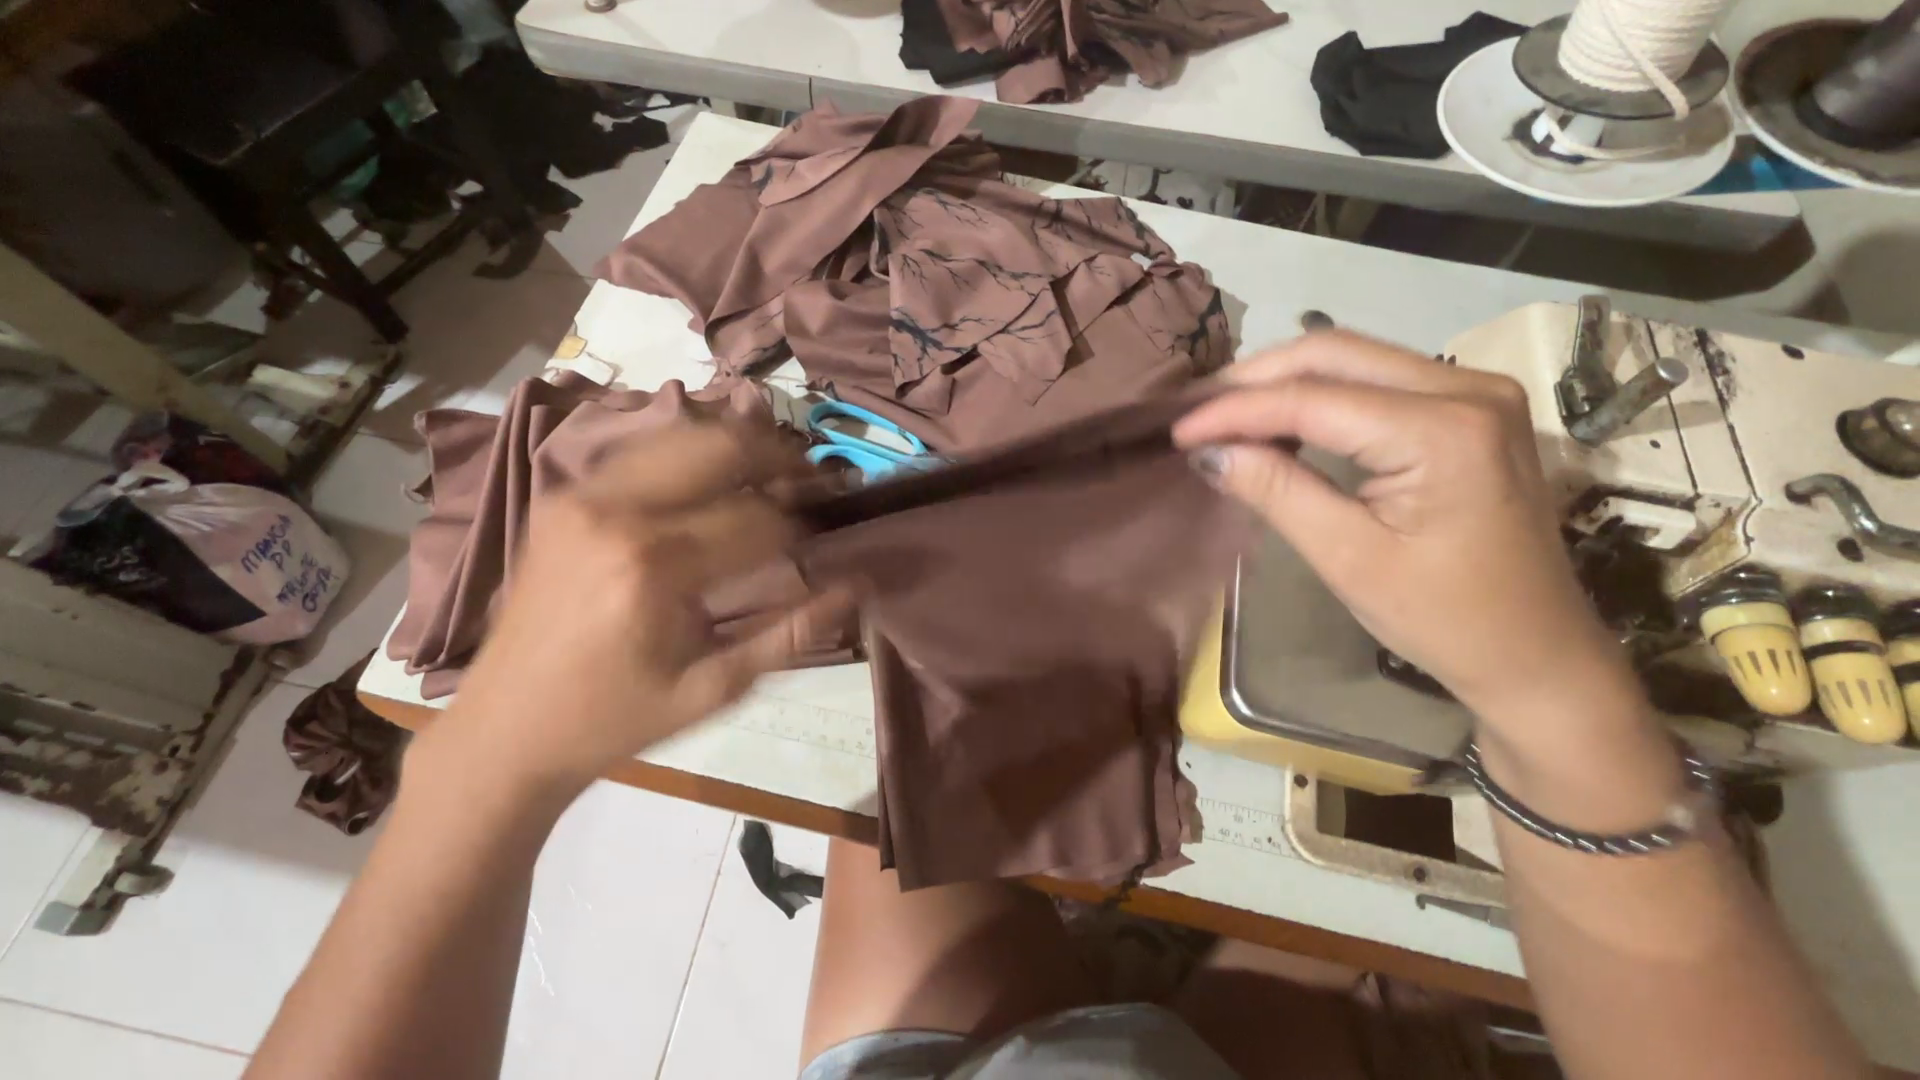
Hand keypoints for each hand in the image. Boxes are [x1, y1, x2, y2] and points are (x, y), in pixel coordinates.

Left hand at [421, 421, 851, 793]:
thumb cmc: (615, 719)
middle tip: (815, 481)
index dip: (803, 524)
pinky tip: (715, 485)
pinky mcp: (562, 498)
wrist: (505, 728)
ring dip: (738, 448)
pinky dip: (691, 458)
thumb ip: (788, 633)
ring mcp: (580, 496)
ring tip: (774, 477)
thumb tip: (854, 586)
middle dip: (780, 458)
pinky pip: (644, 454)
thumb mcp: (712, 689)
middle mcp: (613, 511)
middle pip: (719, 446)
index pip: (756, 518)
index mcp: (652, 566)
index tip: (828, 534)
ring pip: (681, 435)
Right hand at [1173, 331, 1636, 721]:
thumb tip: (1208, 451)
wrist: (1536, 653)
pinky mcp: (1473, 406)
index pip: (1312, 399)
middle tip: (1196, 414)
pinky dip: (1323, 394)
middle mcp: (1468, 387)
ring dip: (1286, 382)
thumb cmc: (1443, 619)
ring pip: (1356, 358)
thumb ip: (1277, 491)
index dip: (1235, 410)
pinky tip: (1283, 421)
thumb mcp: (1348, 559)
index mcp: (1443, 430)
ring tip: (1226, 416)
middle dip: (1255, 380)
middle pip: (1335, 353)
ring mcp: (1477, 390)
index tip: (1178, 432)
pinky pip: (1380, 379)